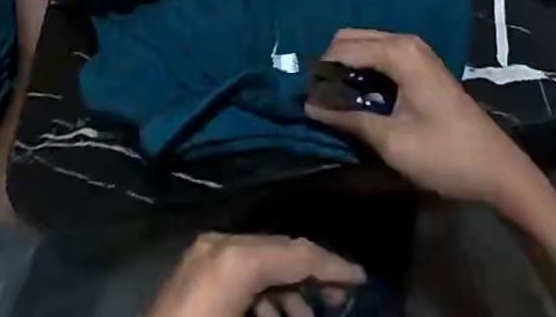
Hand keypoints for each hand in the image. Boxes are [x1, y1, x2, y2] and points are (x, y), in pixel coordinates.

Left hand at [145, 233, 363, 316]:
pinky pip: (238, 273)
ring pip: (260, 261)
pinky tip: (275, 316)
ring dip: (287, 289)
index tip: (362, 280)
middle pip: (280, 251)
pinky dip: (261, 293)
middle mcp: (220, 244)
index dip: (334, 267)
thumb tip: (318, 306)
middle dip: (312, 276)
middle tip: (342, 300)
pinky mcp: (192, 272)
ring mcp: (202, 255)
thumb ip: (292, 310)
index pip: (298, 253)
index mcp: (236, 258)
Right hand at [303, 29, 543, 212]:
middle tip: (315, 100)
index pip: (343, 47)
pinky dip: (362, 70)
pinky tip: (355, 98)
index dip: (318, 71)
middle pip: (352, 38)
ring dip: (345, 67)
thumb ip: (349, 118)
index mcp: (399, 52)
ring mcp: (416, 52)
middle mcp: (406, 41)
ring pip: (366, 45)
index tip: (301, 98)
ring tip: (330, 102)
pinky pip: (380, 56)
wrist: (495, 167)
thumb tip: (310, 104)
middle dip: (329, 64)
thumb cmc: (444, 154)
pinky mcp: (420, 65)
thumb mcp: (391, 141)